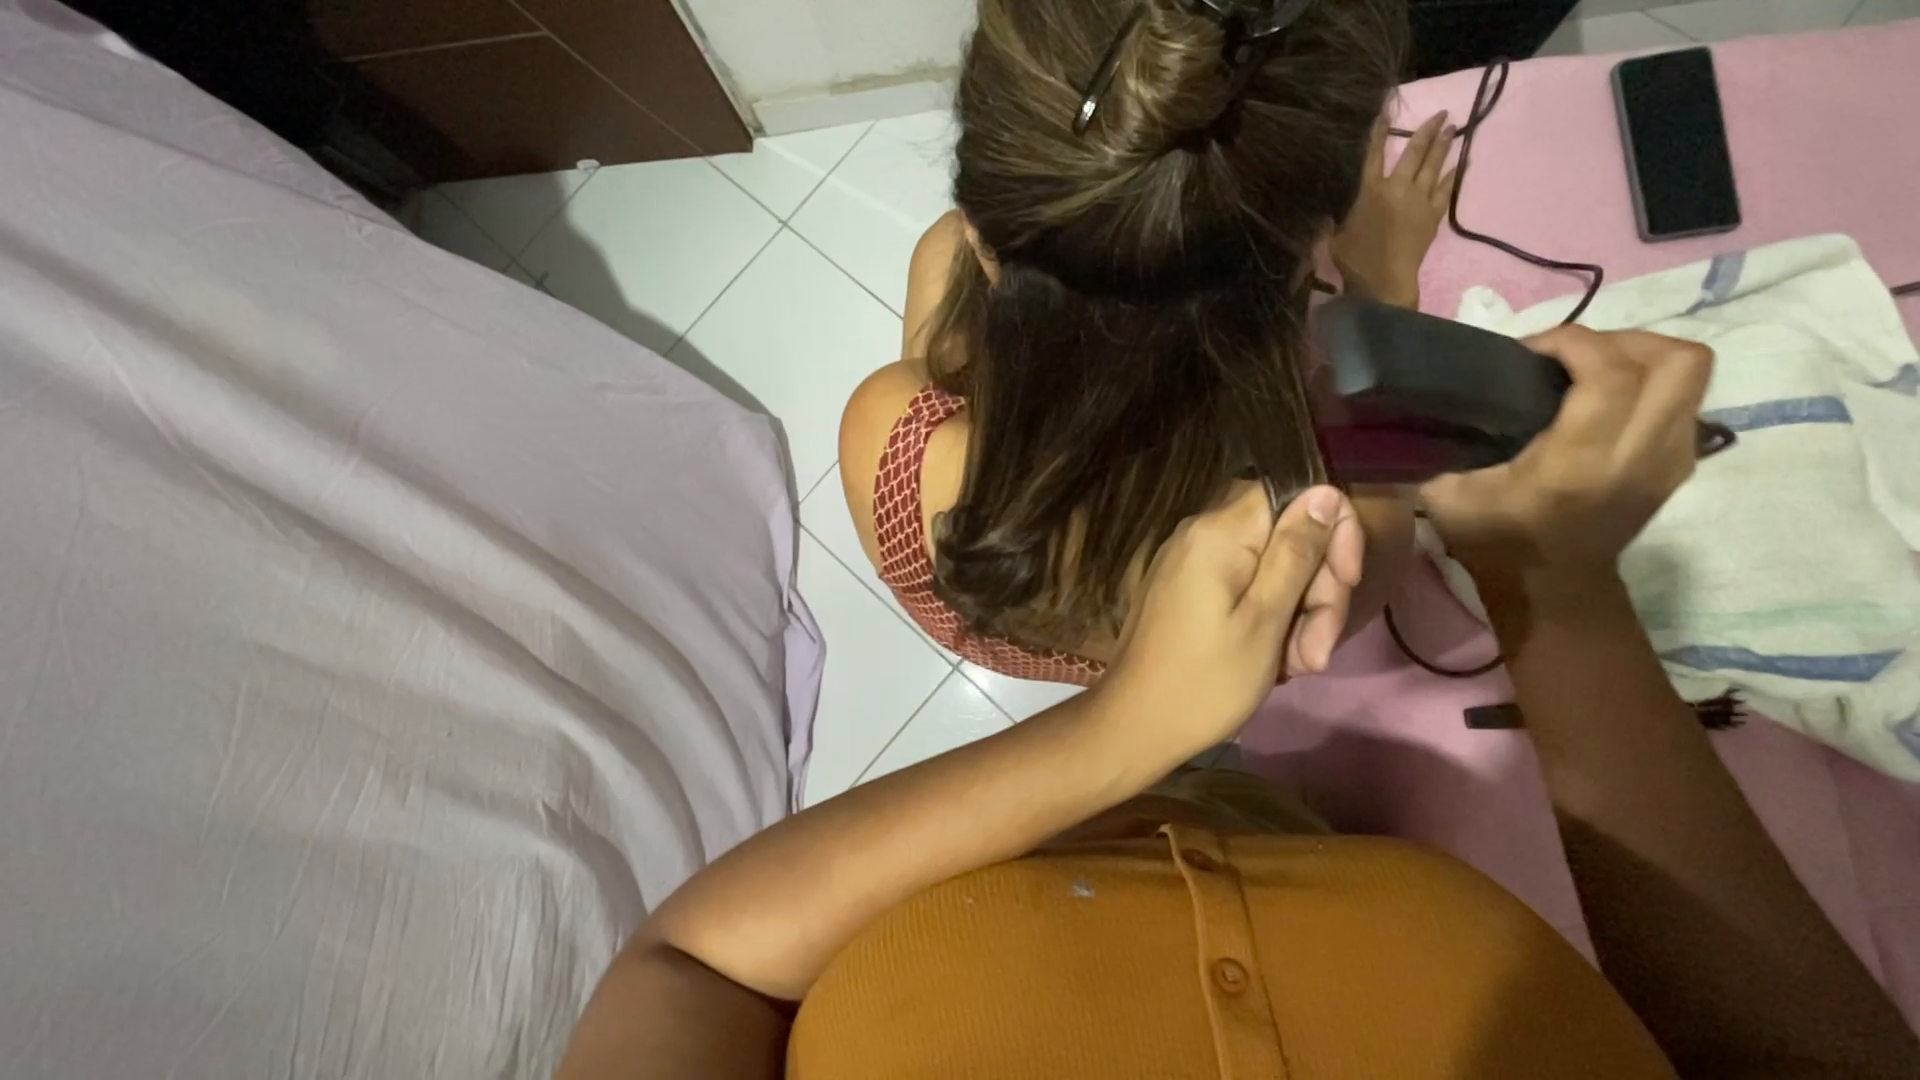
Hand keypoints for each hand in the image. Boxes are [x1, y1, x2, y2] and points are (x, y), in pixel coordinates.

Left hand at [1100, 485, 1363, 756]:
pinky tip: (1275, 662)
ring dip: (1296, 615)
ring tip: (1296, 667)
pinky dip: (1267, 620)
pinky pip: (1243, 588)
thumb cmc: (1205, 680)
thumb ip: (1296, 552)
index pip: (1295, 493)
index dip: (1332, 531)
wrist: (1134, 725)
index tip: (1346, 583)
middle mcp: (1201, 534)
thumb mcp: (1265, 619)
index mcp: (1218, 532)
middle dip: (1316, 590)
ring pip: (1269, 568)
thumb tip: (1323, 492)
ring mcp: (1190, 563)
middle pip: (1285, 535)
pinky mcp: (1186, 590)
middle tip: (1317, 652)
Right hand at [1331, 112, 1457, 309]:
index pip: (1374, 155)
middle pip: (1414, 153)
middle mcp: (1397, 188)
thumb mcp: (1335, 239)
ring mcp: (1419, 200)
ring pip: (1433, 165)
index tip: (1386, 114)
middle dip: (1427, 131)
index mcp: (1369, 192)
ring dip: (1443, 145)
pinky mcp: (1433, 215)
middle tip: (1440, 114)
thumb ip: (1334, 223)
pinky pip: (1446, 189)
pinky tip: (1460, 163)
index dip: (1379, 133)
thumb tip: (1326, 216)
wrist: (1384, 280)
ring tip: (1453, 128)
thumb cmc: (1355, 261)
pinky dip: (1453, 175)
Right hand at [1419, 327, 1712, 590]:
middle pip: (1675, 360)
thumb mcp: (1446, 494)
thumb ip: (1444, 443)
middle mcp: (1638, 456)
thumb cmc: (1493, 540)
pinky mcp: (1681, 461)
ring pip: (1691, 370)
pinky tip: (1605, 396)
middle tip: (1572, 353)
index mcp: (1578, 464)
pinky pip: (1685, 395)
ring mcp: (1670, 459)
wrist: (1552, 588)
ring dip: (1640, 355)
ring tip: (1589, 368)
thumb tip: (1436, 396)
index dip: (1573, 341)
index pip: (1609, 373)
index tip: (1529, 349)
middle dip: (1622, 340)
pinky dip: (1649, 381)